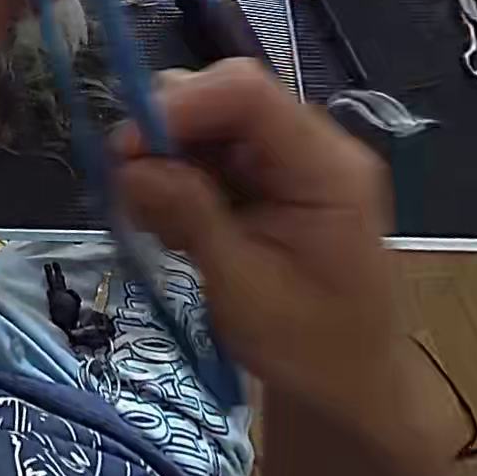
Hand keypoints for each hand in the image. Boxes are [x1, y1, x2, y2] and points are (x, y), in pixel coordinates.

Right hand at [112, 60, 407, 428]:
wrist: (348, 382)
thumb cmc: (312, 348)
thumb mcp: (245, 290)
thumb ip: (191, 217)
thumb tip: (128, 166)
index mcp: (324, 168)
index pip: (246, 93)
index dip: (180, 104)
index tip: (129, 147)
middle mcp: (303, 143)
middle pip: (217, 93)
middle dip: (162, 131)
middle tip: (130, 184)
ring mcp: (277, 153)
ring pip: (198, 115)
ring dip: (160, 157)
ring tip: (157, 219)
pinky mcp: (254, 167)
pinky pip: (195, 144)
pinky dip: (167, 173)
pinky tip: (171, 222)